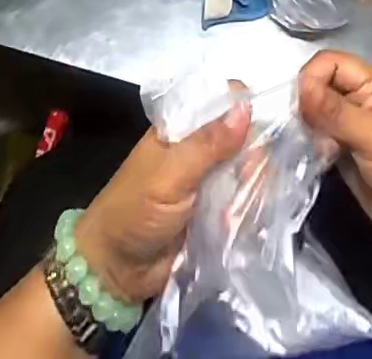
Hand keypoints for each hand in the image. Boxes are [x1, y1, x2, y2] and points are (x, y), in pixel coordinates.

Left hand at [73, 97, 249, 303]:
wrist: (116, 272)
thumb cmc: (134, 212)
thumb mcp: (169, 174)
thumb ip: (207, 144)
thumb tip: (245, 108)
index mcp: (183, 126)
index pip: (223, 99)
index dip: (243, 106)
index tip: (255, 128)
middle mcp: (202, 146)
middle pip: (244, 133)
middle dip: (251, 152)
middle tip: (241, 176)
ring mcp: (212, 177)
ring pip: (249, 165)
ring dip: (250, 183)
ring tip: (236, 204)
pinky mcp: (220, 207)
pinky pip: (246, 195)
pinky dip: (249, 203)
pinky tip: (242, 215)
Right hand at [299, 50, 371, 246]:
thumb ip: (334, 111)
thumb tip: (300, 86)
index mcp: (371, 82)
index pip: (330, 62)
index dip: (312, 78)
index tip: (300, 106)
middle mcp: (357, 96)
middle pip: (318, 84)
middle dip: (305, 103)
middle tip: (304, 130)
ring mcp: (347, 124)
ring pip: (313, 111)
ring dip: (306, 127)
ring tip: (312, 147)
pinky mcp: (340, 148)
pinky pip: (315, 136)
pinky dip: (309, 144)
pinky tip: (314, 157)